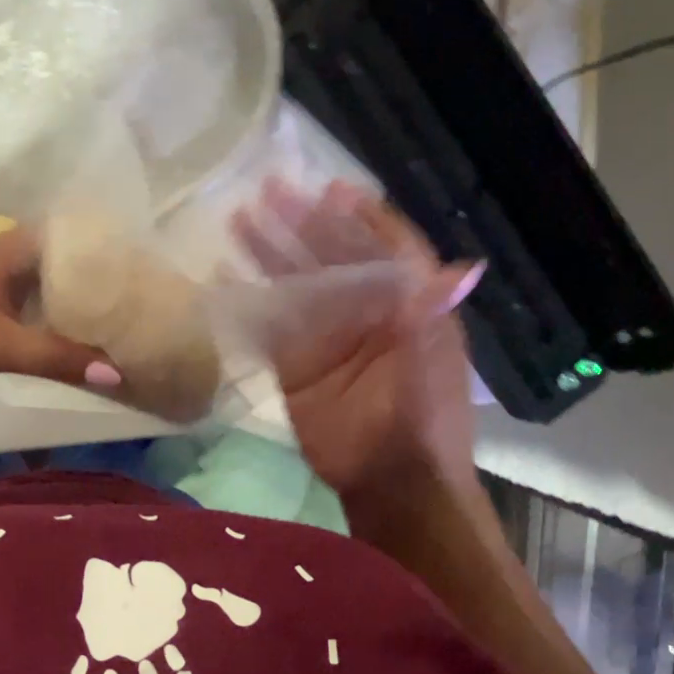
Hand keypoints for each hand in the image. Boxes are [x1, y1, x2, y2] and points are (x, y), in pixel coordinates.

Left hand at [0, 228, 119, 393]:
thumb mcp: (4, 347)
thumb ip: (58, 358)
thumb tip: (116, 374)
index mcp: (3, 250)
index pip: (63, 233)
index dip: (97, 243)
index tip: (133, 259)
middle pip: (55, 257)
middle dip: (90, 272)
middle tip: (132, 288)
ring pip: (41, 280)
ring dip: (70, 293)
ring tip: (114, 307)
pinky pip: (29, 300)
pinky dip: (51, 310)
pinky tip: (75, 329)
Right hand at [230, 179, 483, 499]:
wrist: (390, 483)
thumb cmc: (422, 422)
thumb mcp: (431, 368)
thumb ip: (431, 319)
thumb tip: (452, 267)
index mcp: (407, 302)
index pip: (385, 247)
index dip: (360, 217)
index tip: (329, 189)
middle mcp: (363, 310)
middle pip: (330, 255)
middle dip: (301, 222)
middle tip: (267, 190)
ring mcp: (325, 336)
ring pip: (293, 283)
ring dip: (268, 251)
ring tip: (238, 217)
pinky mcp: (293, 364)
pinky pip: (265, 325)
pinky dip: (244, 300)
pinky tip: (221, 276)